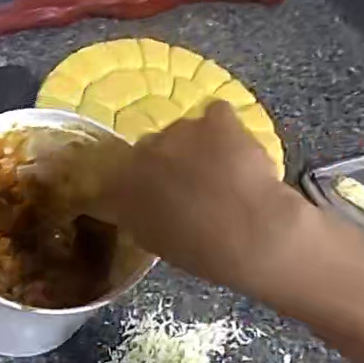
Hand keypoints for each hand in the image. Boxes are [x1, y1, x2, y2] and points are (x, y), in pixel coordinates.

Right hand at [98, 101, 311, 292]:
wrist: (244, 232)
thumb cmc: (195, 247)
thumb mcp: (151, 240)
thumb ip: (136, 215)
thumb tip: (137, 207)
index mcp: (122, 183)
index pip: (120, 174)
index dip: (139, 182)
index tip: (154, 195)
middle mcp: (143, 150)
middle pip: (151, 147)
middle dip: (166, 161)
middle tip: (188, 184)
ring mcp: (180, 130)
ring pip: (184, 130)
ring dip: (195, 145)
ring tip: (218, 170)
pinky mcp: (216, 120)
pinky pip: (217, 115)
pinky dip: (224, 128)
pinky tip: (236, 149)